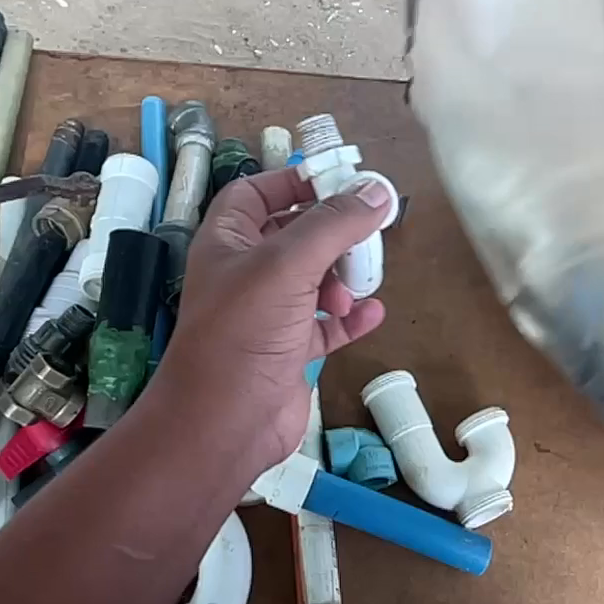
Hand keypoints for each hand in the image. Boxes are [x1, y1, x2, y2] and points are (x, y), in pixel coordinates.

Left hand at [145, 169, 391, 481]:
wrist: (226, 422)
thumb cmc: (245, 332)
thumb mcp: (288, 265)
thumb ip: (334, 225)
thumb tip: (377, 191)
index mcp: (228, 242)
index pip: (257, 194)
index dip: (293, 182)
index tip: (338, 182)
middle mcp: (246, 274)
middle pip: (294, 236)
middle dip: (330, 235)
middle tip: (365, 234)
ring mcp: (268, 315)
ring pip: (314, 281)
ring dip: (341, 278)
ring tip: (357, 286)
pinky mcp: (290, 351)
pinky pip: (326, 325)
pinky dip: (349, 318)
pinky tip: (371, 314)